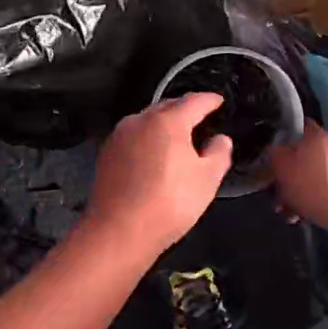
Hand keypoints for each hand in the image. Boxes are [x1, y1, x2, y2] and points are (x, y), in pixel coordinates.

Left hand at [86, 93, 233, 251]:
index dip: (209, 100)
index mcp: (167, 121)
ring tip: (178, 136)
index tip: (218, 101)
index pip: (193, 102)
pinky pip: (133, 137)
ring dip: (163, 124)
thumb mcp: (207, 179)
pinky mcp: (106, 152)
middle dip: (184, 109)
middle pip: (166, 107)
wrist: (119, 228)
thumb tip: (220, 139)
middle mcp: (139, 121)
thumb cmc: (170, 202)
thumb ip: (218, 153)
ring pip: (146, 121)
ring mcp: (119, 135)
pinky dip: (146, 139)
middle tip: (199, 117)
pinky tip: (153, 154)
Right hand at [269, 123, 327, 238]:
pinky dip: (314, 197)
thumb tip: (275, 150)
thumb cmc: (315, 189)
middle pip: (302, 155)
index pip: (296, 126)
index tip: (271, 156)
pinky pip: (325, 186)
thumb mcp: (282, 169)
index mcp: (316, 135)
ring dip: (298, 190)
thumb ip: (273, 153)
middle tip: (277, 193)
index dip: (280, 138)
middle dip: (287, 175)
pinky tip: (305, 215)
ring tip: (289, 211)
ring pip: (312, 174)